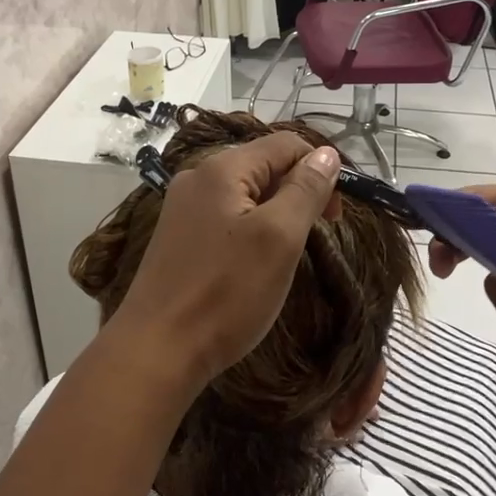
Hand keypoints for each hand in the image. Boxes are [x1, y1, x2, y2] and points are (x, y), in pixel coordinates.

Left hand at [106, 133, 341, 389]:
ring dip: (277, 212)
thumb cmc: (226, 293)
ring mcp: (183, 207)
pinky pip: (226, 215)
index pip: (286, 144)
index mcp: (223, 168)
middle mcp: (198, 176)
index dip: (320, 168)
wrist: (156, 351)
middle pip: (265, 164)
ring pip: (246, 192)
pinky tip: (255, 261)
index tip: (338, 214)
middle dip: (298, 191)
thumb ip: (306, 190)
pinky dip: (251, 228)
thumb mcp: (279, 238)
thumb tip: (327, 154)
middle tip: (318, 235)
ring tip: (288, 252)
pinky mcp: (177, 236)